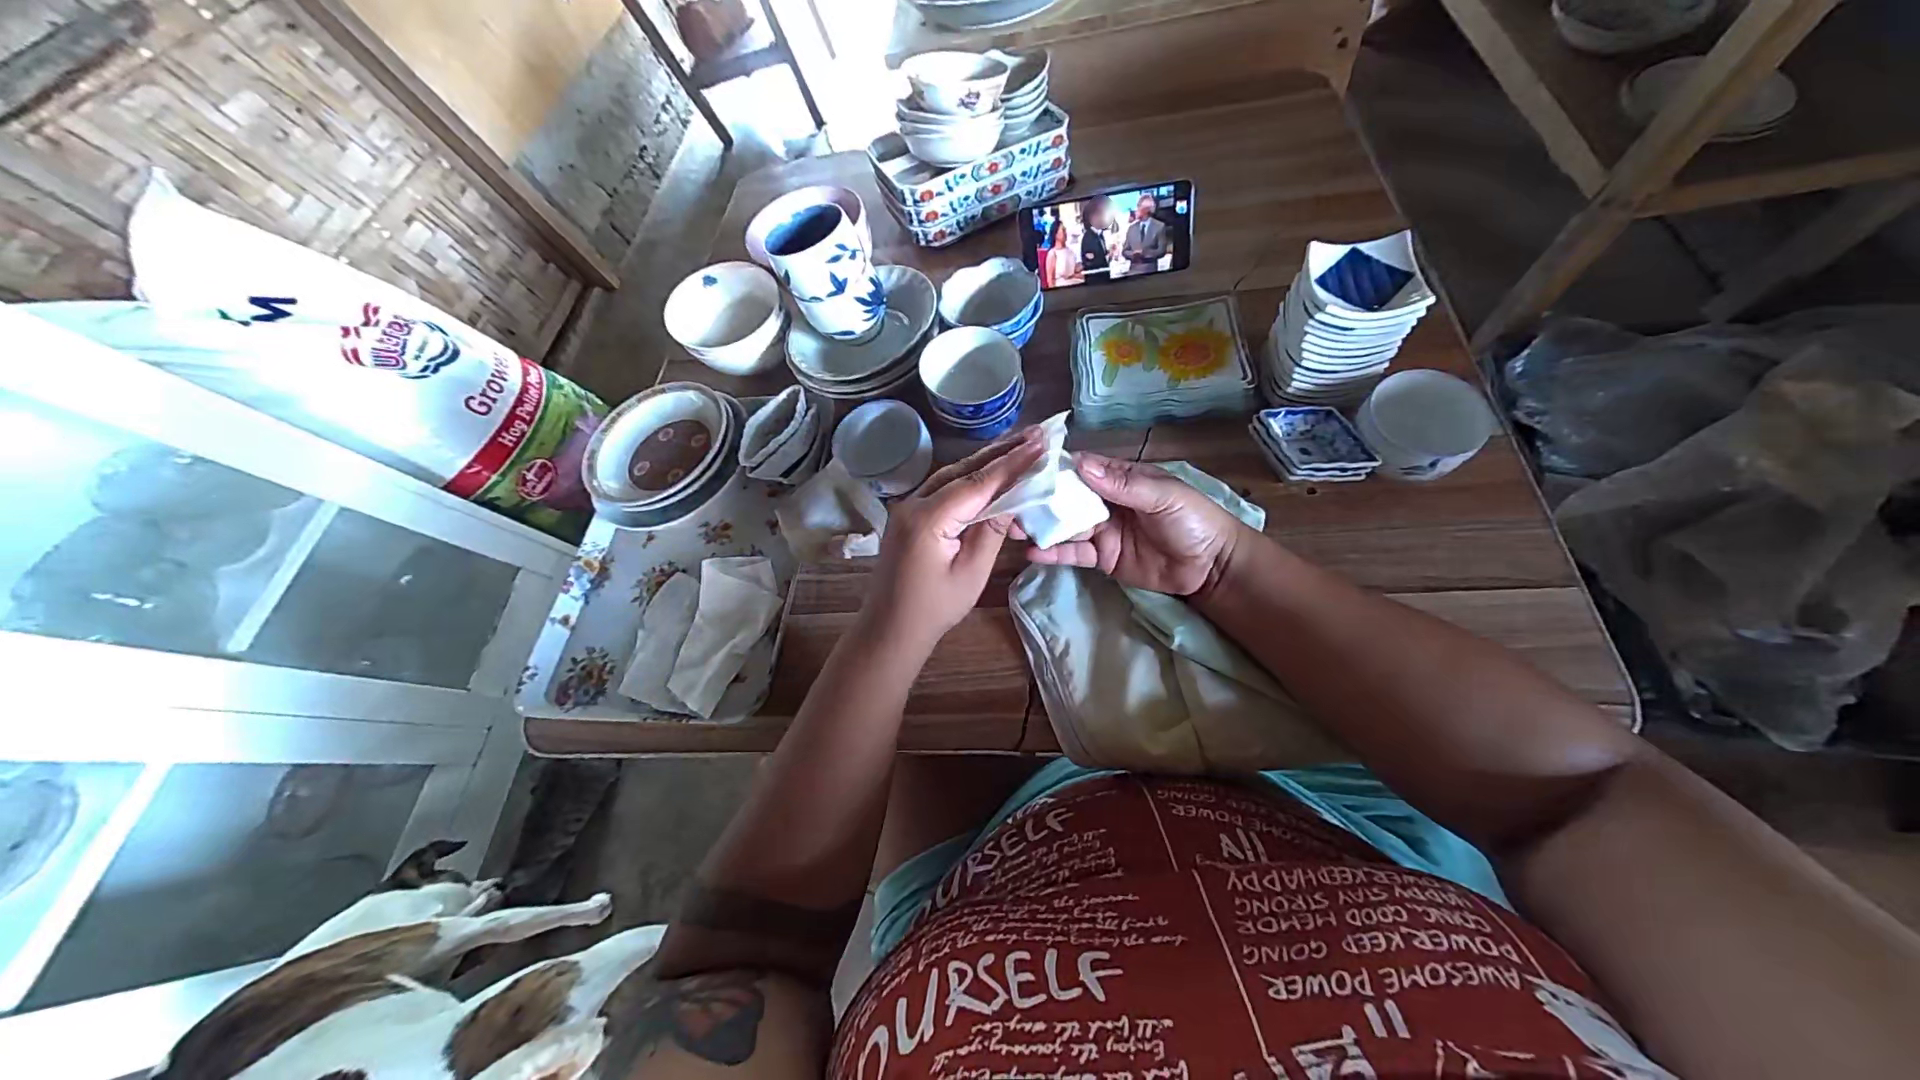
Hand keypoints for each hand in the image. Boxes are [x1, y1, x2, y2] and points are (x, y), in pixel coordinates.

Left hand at [862, 427, 1044, 650]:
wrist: (889, 629)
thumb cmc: (933, 609)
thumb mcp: (971, 573)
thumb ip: (992, 531)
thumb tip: (1013, 500)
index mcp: (928, 518)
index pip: (978, 482)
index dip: (1011, 463)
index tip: (1040, 443)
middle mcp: (913, 503)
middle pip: (962, 470)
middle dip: (1000, 452)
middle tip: (1035, 434)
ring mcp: (907, 507)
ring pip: (951, 475)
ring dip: (985, 462)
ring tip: (1019, 446)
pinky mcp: (908, 516)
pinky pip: (942, 489)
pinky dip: (968, 478)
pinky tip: (988, 473)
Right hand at [1025, 453, 1246, 596]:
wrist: (1211, 567)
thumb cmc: (1193, 520)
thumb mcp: (1163, 495)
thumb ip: (1123, 483)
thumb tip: (1081, 464)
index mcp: (1119, 479)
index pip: (1080, 469)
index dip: (1053, 469)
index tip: (1023, 469)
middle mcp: (1104, 502)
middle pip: (1064, 498)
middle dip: (1038, 499)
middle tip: (1008, 502)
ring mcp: (1101, 530)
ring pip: (1063, 525)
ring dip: (1039, 525)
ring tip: (1012, 527)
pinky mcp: (1101, 558)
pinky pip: (1072, 553)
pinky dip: (1052, 553)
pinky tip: (1031, 553)